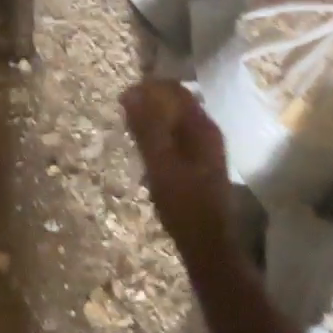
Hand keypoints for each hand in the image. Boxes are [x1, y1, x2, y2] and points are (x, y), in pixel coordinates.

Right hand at [123, 80, 232, 259]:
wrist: (208, 244)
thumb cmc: (183, 203)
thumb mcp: (159, 164)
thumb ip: (146, 128)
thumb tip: (131, 93)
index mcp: (202, 127)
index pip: (175, 90)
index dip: (148, 88)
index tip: (123, 98)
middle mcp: (209, 131)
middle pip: (178, 103)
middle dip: (151, 102)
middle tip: (124, 113)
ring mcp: (208, 148)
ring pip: (178, 121)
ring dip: (155, 119)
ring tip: (132, 129)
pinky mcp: (203, 164)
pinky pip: (180, 136)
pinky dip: (162, 135)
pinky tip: (148, 150)